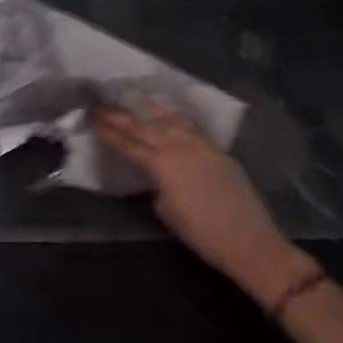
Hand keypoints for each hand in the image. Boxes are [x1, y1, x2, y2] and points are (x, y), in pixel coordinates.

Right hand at [93, 102, 318, 308]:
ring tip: (135, 100)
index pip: (127, 144)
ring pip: (170, 121)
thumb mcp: (165, 209)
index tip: (92, 120)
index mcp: (160, 164)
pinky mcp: (218, 152)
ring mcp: (201, 147)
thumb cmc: (200, 233)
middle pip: (143, 127)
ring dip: (149, 110)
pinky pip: (192, 128)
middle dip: (119, 117)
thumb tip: (156, 173)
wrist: (250, 242)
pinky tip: (170, 116)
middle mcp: (178, 148)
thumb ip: (156, 183)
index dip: (108, 133)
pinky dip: (176, 120)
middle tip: (101, 107)